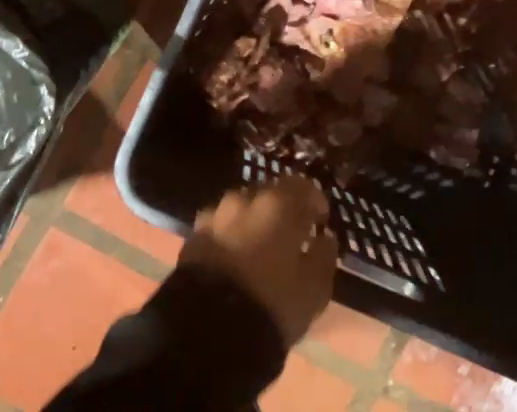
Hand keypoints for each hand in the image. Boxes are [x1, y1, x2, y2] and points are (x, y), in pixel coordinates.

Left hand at [180, 175, 337, 343]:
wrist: (209, 331)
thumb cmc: (272, 305)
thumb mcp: (315, 288)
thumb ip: (324, 256)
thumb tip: (324, 238)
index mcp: (278, 204)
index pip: (301, 186)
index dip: (314, 201)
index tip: (320, 221)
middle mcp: (244, 199)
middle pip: (269, 192)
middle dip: (282, 209)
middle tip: (291, 234)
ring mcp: (214, 215)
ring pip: (241, 208)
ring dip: (254, 220)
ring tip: (260, 247)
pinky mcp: (192, 237)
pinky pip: (220, 226)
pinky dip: (231, 235)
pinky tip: (235, 257)